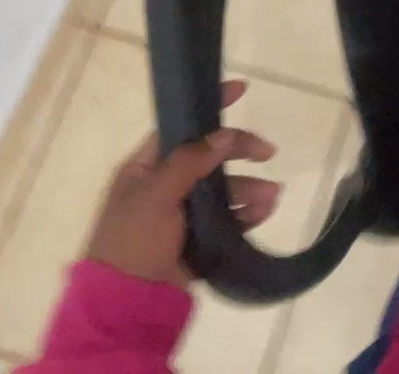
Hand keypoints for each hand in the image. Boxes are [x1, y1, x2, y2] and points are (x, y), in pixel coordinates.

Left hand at [83, 79, 281, 286]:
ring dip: (249, 187)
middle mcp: (164, 186)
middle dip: (240, 151)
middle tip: (268, 153)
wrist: (127, 309)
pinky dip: (247, 213)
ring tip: (272, 197)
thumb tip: (223, 134)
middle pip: (210, 156)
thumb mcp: (156, 195)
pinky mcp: (197, 240)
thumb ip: (191, 160)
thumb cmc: (133, 242)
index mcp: (145, 169)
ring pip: (223, 188)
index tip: (242, 89)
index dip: (209, 106)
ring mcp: (181, 214)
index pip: (180, 127)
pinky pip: (229, 218)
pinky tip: (265, 212)